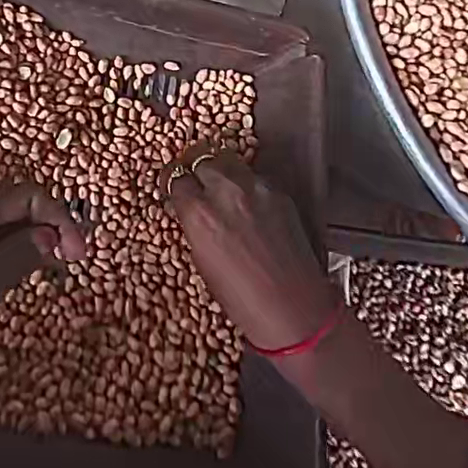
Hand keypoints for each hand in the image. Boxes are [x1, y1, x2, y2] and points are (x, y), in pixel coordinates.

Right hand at [167, 151, 338, 350]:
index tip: (173, 188)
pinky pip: (255, 179)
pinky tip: (248, 205)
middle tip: (195, 182)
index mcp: (199, 212)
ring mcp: (257, 190)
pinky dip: (246, 185)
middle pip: (202, 159)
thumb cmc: (240, 297)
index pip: (177, 178)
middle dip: (195, 170)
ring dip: (221, 171)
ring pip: (230, 162)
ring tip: (220, 187)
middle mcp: (226, 192)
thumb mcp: (201, 260)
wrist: (293, 308)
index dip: (173, 183)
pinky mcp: (281, 195)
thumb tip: (190, 210)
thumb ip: (194, 225)